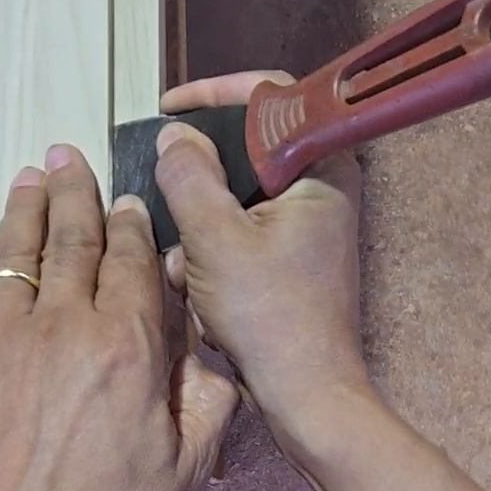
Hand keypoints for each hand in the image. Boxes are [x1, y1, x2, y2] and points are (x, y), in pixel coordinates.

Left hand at [0, 145, 237, 490]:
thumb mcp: (190, 466)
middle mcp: (62, 326)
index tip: (130, 199)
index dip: (132, 225)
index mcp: (127, 346)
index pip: (130, 262)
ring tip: (27, 177)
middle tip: (67, 154)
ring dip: (21, 212)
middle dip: (72, 192)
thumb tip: (206, 346)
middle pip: (68, 241)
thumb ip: (208, 396)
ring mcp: (2, 344)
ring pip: (12, 256)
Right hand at [154, 71, 370, 429]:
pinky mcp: (292, 265)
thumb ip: (189, 176)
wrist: (306, 394)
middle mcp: (321, 193)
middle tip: (169, 210)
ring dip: (202, 237)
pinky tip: (207, 299)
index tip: (169, 111)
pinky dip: (216, 262)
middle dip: (199, 191)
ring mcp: (307, 232)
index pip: (271, 99)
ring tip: (194, 278)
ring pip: (235, 206)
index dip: (216, 96)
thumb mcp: (216, 240)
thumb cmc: (271, 318)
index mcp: (321, 169)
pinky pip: (242, 242)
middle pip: (245, 157)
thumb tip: (175, 138)